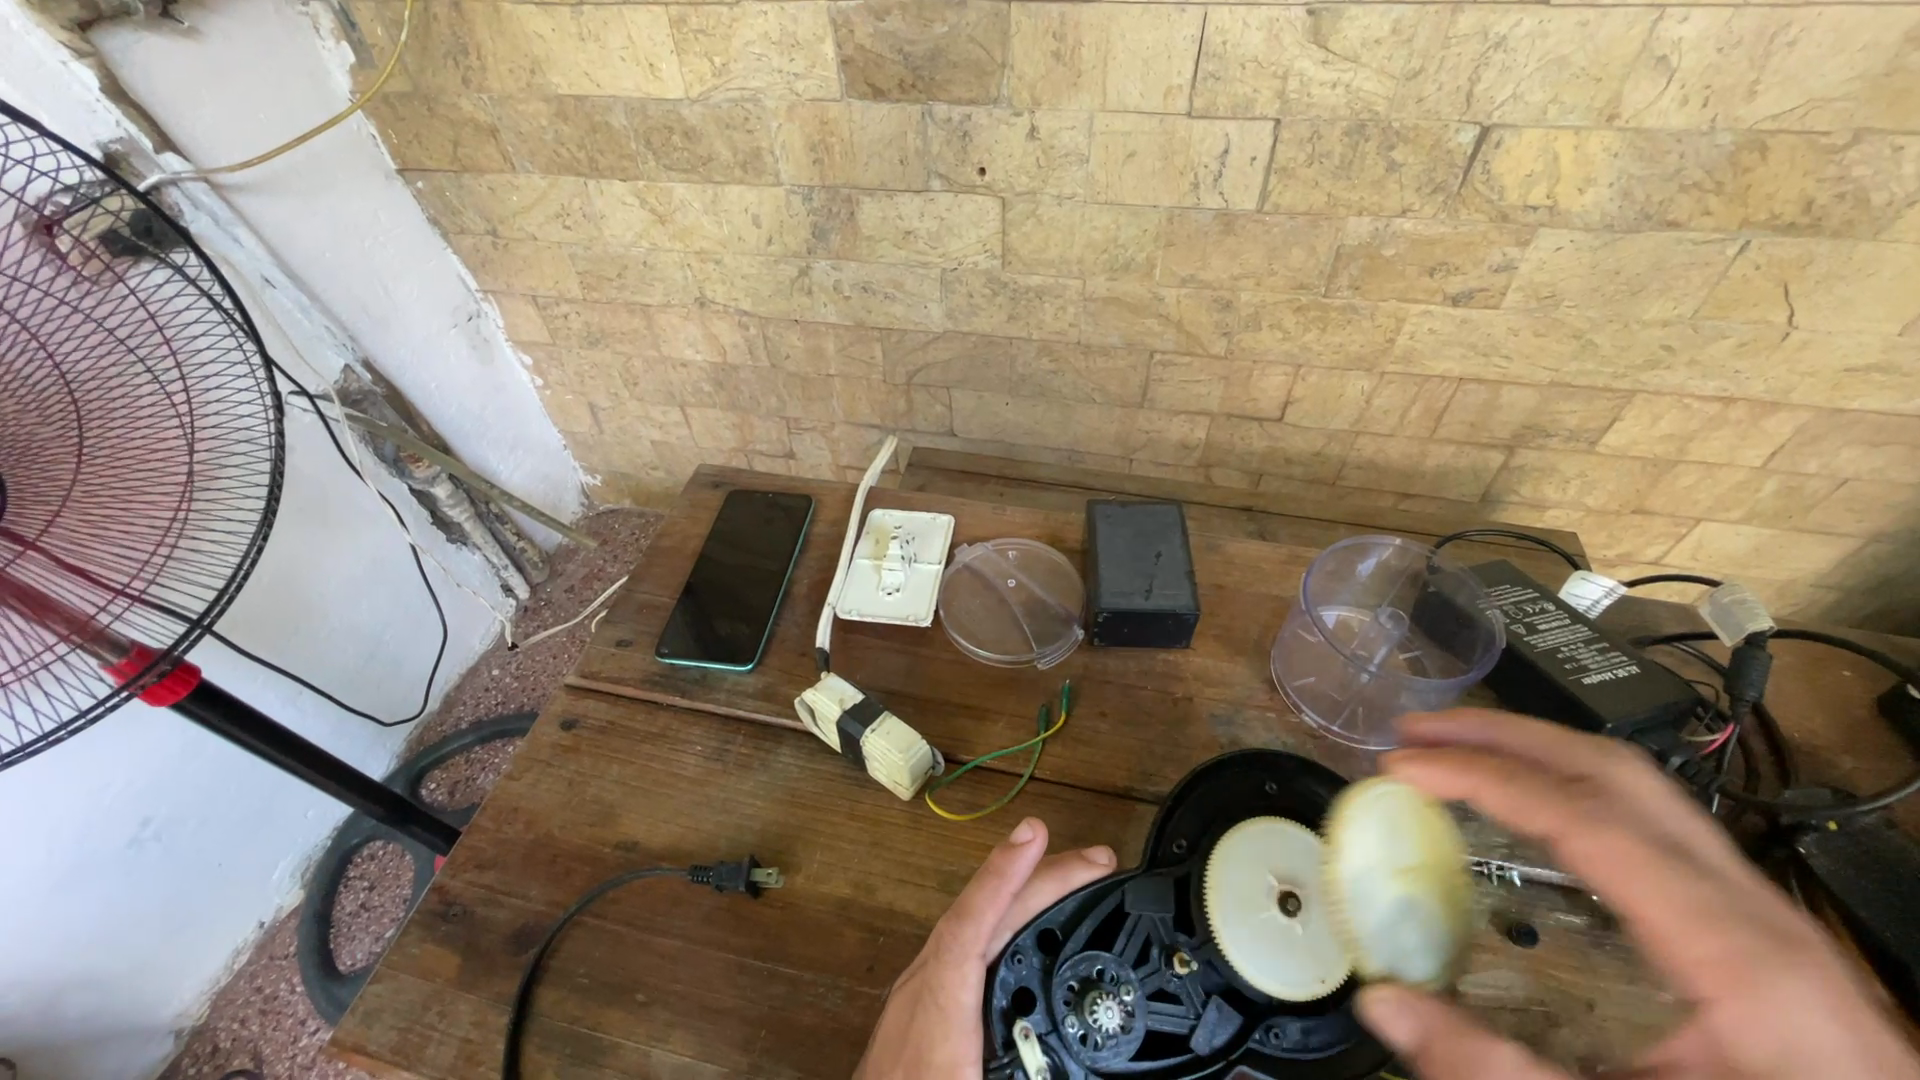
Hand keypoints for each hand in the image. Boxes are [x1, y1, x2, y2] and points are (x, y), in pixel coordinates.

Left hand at [854, 817, 1116, 1079]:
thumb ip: (1034, 1073)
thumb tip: (1080, 1069)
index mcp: (935, 1016)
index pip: (968, 929)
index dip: (1002, 877)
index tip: (1035, 835)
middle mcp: (925, 991)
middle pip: (981, 915)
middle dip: (1039, 877)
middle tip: (1097, 859)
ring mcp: (923, 993)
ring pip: (975, 924)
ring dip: (1023, 894)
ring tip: (1071, 877)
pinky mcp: (927, 1005)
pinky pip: (970, 943)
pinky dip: (1004, 919)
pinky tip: (1029, 920)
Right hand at [1357, 708, 1919, 1079]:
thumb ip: (1501, 1071)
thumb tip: (1384, 1005)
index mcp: (1733, 950)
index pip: (1584, 817)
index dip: (1481, 777)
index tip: (1402, 766)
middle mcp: (1752, 906)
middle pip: (1614, 772)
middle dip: (1503, 735)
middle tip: (1416, 731)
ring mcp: (1759, 907)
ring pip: (1637, 784)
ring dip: (1535, 750)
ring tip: (1456, 748)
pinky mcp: (1754, 923)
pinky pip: (1650, 820)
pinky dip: (1569, 786)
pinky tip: (1526, 809)